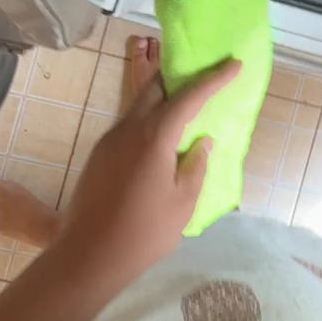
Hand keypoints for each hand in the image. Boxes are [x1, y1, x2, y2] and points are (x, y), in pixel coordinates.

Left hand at [46, 59, 241, 293]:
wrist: (87, 256)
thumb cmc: (143, 233)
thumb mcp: (183, 203)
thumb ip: (196, 166)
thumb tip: (202, 142)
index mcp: (154, 137)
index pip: (189, 96)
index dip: (214, 79)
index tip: (234, 64)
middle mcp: (129, 128)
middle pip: (156, 86)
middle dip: (181, 76)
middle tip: (205, 76)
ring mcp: (110, 139)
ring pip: (140, 104)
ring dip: (164, 99)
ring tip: (187, 108)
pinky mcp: (100, 153)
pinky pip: (130, 124)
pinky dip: (150, 120)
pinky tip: (162, 140)